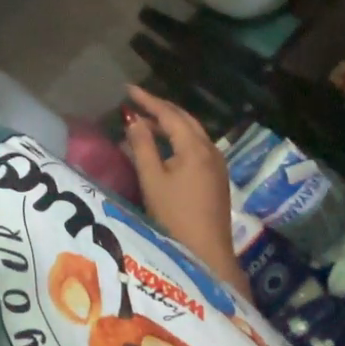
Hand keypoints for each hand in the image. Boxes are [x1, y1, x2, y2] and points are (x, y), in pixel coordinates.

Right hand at [123, 87, 245, 295]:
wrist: (206, 255)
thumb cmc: (174, 216)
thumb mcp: (152, 179)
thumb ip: (142, 145)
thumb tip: (133, 119)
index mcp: (195, 148)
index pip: (169, 114)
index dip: (148, 100)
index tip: (127, 89)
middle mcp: (211, 151)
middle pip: (185, 120)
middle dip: (160, 108)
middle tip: (136, 101)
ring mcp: (217, 165)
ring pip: (192, 133)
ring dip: (169, 124)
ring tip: (144, 121)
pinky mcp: (216, 178)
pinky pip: (196, 146)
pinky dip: (178, 138)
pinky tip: (163, 145)